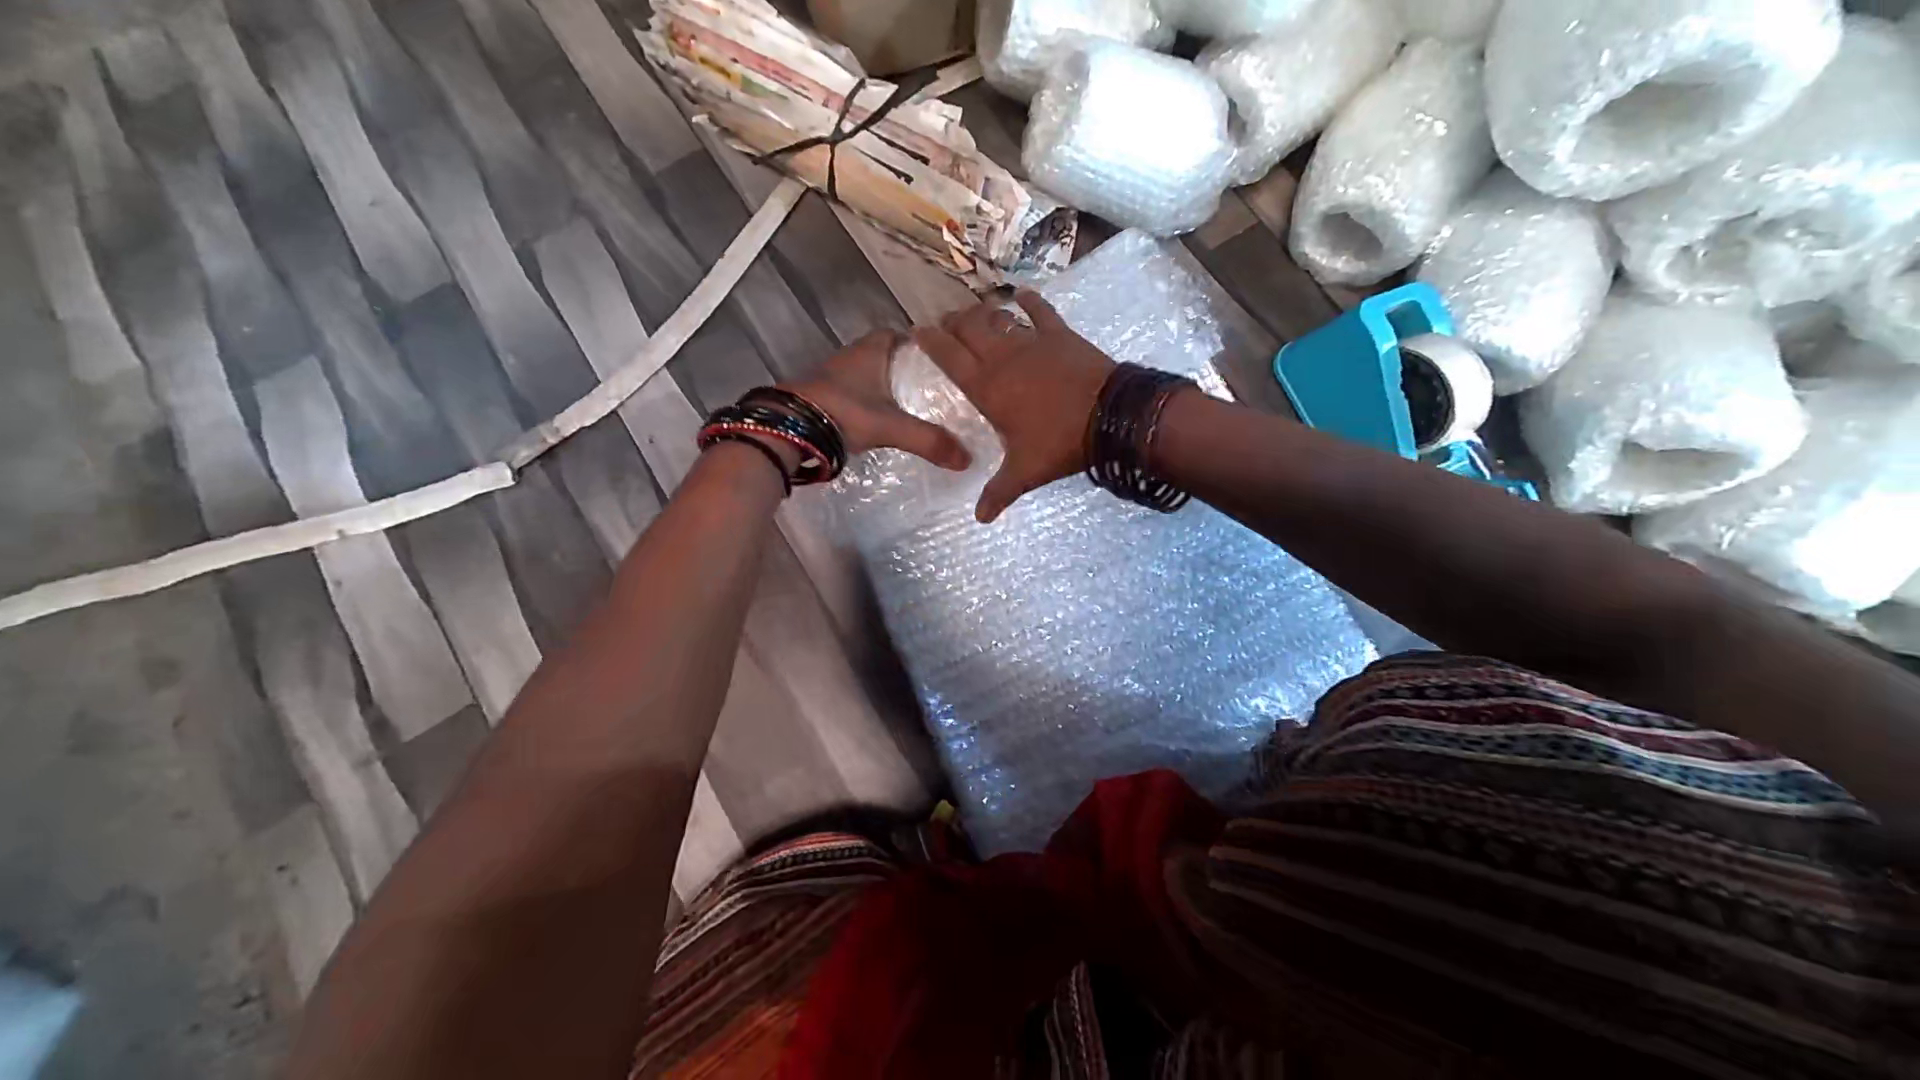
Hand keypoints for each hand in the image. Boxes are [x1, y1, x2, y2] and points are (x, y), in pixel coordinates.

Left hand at [783, 329, 970, 470]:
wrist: (791, 427)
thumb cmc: (844, 411)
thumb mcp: (892, 426)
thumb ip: (928, 441)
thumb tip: (966, 460)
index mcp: (872, 349)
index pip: (902, 335)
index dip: (922, 346)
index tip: (942, 363)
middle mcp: (853, 356)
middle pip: (888, 356)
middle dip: (908, 371)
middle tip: (934, 391)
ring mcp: (835, 376)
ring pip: (871, 376)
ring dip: (887, 388)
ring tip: (914, 408)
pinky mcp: (825, 397)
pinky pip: (857, 394)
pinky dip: (871, 404)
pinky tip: (882, 421)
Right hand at [913, 290, 1114, 522]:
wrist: (1110, 415)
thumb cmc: (1060, 443)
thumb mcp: (1026, 471)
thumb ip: (999, 491)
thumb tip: (980, 518)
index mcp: (987, 387)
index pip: (949, 357)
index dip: (930, 341)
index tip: (916, 331)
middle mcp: (1002, 358)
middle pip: (968, 329)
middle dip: (952, 322)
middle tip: (944, 323)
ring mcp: (1031, 342)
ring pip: (997, 317)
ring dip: (982, 312)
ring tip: (973, 312)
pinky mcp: (1059, 335)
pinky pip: (1040, 312)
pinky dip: (1030, 302)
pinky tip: (1023, 295)